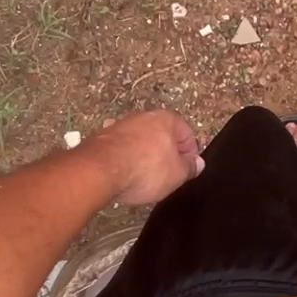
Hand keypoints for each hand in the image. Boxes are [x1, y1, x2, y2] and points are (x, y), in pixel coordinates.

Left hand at [77, 110, 202, 204]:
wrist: (98, 171)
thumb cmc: (145, 169)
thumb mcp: (177, 174)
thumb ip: (190, 168)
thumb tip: (198, 164)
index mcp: (168, 119)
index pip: (187, 135)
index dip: (190, 155)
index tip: (187, 171)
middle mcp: (144, 116)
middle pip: (162, 136)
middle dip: (165, 154)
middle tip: (166, 175)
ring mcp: (120, 125)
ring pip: (139, 142)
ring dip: (143, 156)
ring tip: (142, 179)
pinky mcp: (100, 138)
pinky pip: (120, 149)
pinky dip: (123, 160)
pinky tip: (122, 177)